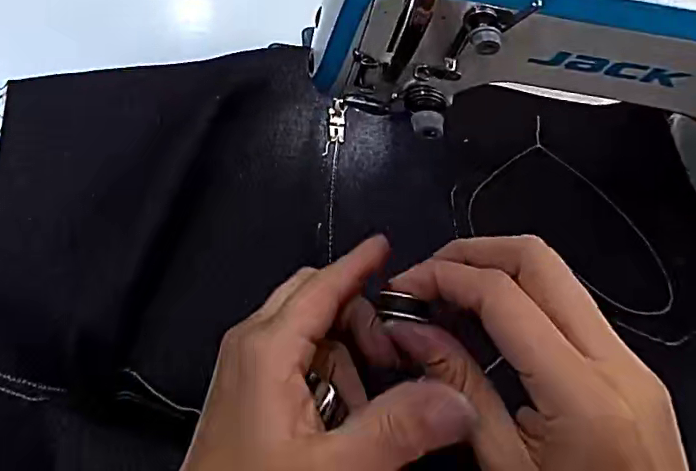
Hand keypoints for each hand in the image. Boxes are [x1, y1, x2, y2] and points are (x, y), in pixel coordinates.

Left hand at [181, 235, 478, 470]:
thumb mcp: (334, 468)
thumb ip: (396, 428)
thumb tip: (453, 398)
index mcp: (267, 346)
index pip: (323, 283)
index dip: (358, 263)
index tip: (384, 246)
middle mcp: (250, 343)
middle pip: (314, 298)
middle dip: (355, 318)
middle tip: (387, 355)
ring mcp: (243, 367)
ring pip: (305, 330)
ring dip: (340, 355)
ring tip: (358, 410)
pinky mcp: (242, 394)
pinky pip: (290, 358)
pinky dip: (321, 374)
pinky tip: (333, 420)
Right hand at [380, 237, 688, 470]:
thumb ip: (461, 391)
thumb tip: (414, 331)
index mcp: (585, 396)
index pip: (503, 294)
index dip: (445, 276)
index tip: (406, 285)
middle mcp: (619, 362)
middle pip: (537, 258)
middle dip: (473, 252)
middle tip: (428, 274)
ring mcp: (633, 363)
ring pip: (558, 273)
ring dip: (499, 267)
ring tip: (451, 291)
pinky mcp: (635, 370)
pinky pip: (572, 306)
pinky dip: (526, 295)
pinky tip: (493, 318)